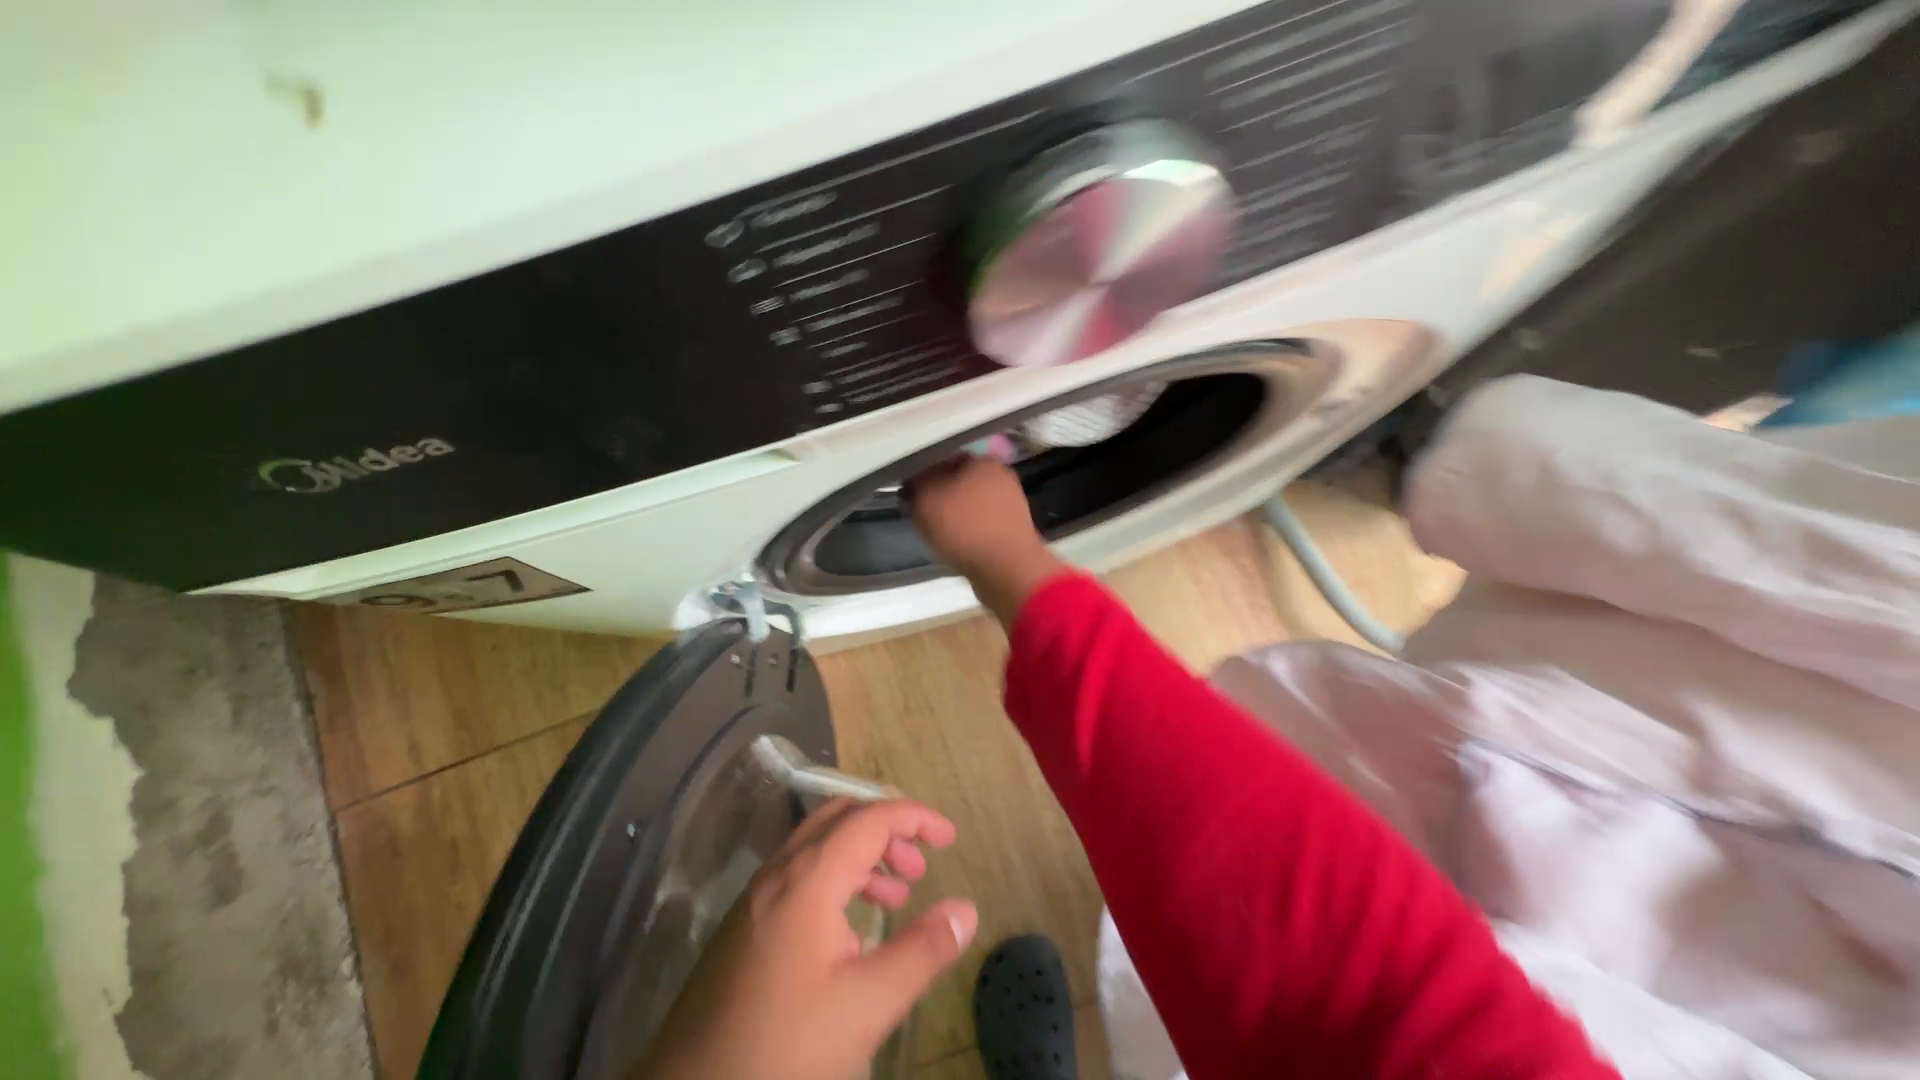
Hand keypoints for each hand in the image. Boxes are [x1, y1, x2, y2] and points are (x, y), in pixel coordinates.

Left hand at [637, 799, 977, 1079]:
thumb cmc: (785, 1046)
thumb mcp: (867, 1005)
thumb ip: (922, 951)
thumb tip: (966, 910)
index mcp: (808, 879)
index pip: (869, 818)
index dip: (914, 818)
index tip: (949, 839)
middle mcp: (777, 875)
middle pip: (838, 820)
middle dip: (886, 832)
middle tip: (919, 869)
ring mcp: (753, 899)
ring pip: (815, 849)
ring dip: (861, 858)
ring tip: (895, 900)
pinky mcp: (742, 927)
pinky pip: (796, 877)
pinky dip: (834, 881)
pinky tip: (849, 935)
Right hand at [906, 456, 1065, 625]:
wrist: (1007, 570)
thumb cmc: (965, 528)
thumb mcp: (926, 501)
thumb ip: (915, 486)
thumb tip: (912, 483)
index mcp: (983, 461)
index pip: (944, 457)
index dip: (921, 474)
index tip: (906, 492)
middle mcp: (1001, 477)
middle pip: (957, 481)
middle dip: (936, 495)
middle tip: (917, 512)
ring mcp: (1010, 505)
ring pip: (969, 504)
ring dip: (950, 515)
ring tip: (933, 532)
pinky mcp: (1012, 531)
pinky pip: (980, 525)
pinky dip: (965, 532)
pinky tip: (954, 545)